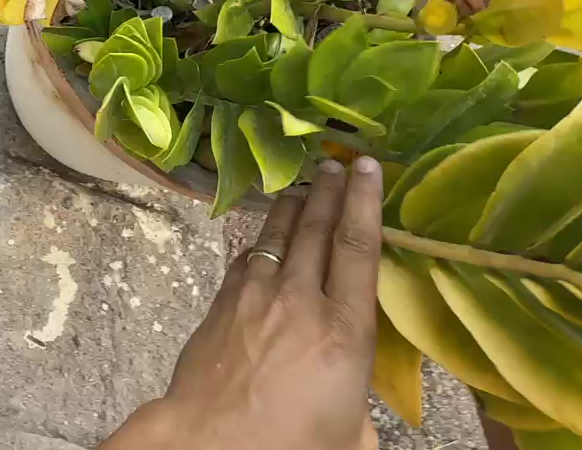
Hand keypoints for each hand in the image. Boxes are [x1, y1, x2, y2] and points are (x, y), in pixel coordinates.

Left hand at [102, 155, 384, 449]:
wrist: (213, 436)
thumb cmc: (292, 444)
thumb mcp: (353, 434)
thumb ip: (356, 398)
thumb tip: (346, 389)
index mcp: (345, 332)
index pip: (358, 249)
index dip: (365, 202)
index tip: (368, 168)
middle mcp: (301, 298)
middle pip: (317, 228)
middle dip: (329, 190)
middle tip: (337, 160)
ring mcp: (257, 292)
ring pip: (279, 233)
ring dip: (294, 205)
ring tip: (306, 184)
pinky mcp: (225, 296)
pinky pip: (250, 255)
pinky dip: (264, 239)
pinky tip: (268, 234)